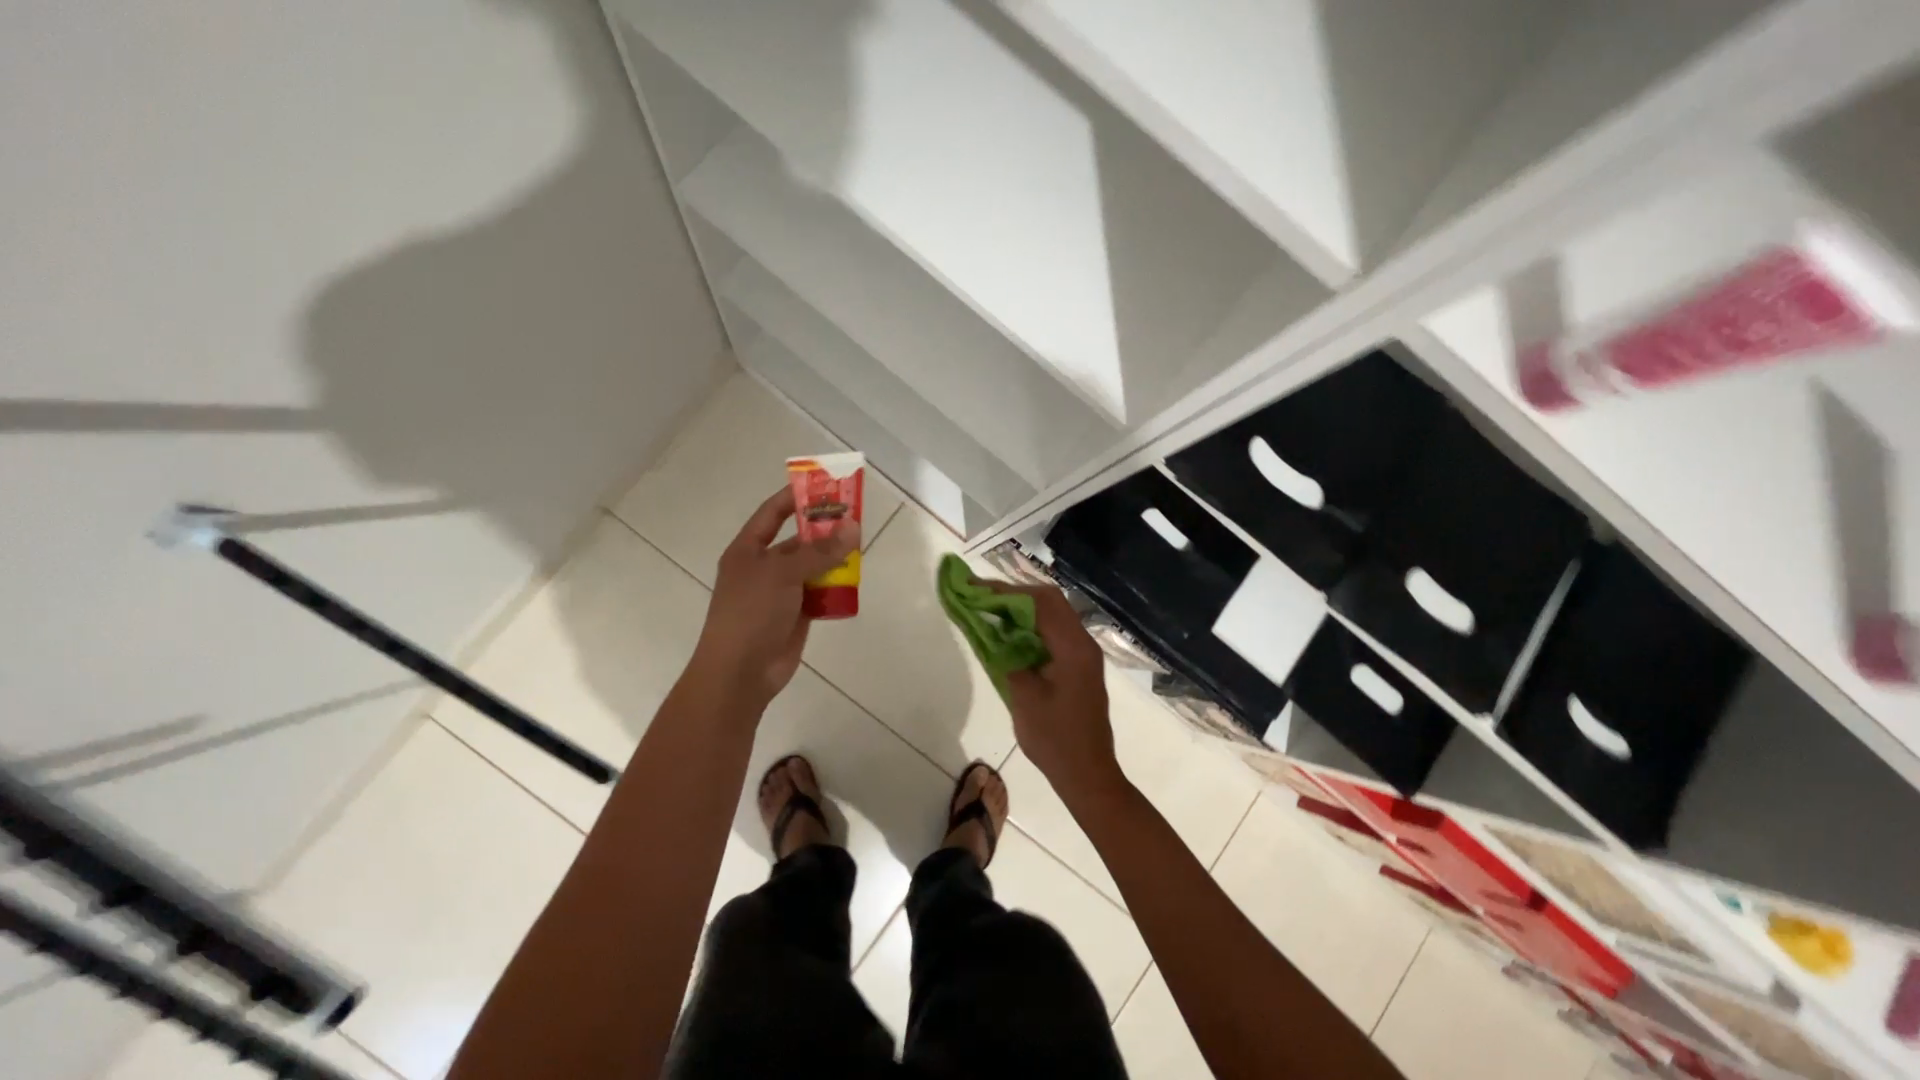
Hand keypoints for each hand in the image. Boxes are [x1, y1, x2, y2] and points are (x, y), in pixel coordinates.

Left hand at [689, 489, 858, 709]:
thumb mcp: (782, 573)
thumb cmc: (751, 612)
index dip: (794, 498)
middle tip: (855, 516)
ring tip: (861, 547)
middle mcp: (763, 568)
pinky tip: (855, 581)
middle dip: (823, 530)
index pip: (771, 514)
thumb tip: (852, 527)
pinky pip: (819, 594)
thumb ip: (818, 551)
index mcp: (748, 551)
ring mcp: (780, 593)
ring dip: (833, 560)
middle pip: (797, 541)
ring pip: (812, 568)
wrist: (741, 670)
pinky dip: (835, 588)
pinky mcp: (796, 616)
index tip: (822, 486)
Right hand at [996, 583, 1120, 799]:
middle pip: (1050, 602)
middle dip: (1014, 594)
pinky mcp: (1078, 666)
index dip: (1006, 592)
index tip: (975, 590)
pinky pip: (1054, 634)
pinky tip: (1008, 634)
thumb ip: (1008, 659)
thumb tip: (993, 633)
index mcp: (1073, 648)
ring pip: (1053, 615)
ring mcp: (1083, 655)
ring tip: (989, 609)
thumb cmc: (1055, 740)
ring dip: (1022, 609)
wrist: (1087, 774)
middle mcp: (1083, 643)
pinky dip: (1030, 627)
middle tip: (979, 596)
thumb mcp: (1024, 698)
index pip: (1041, 602)